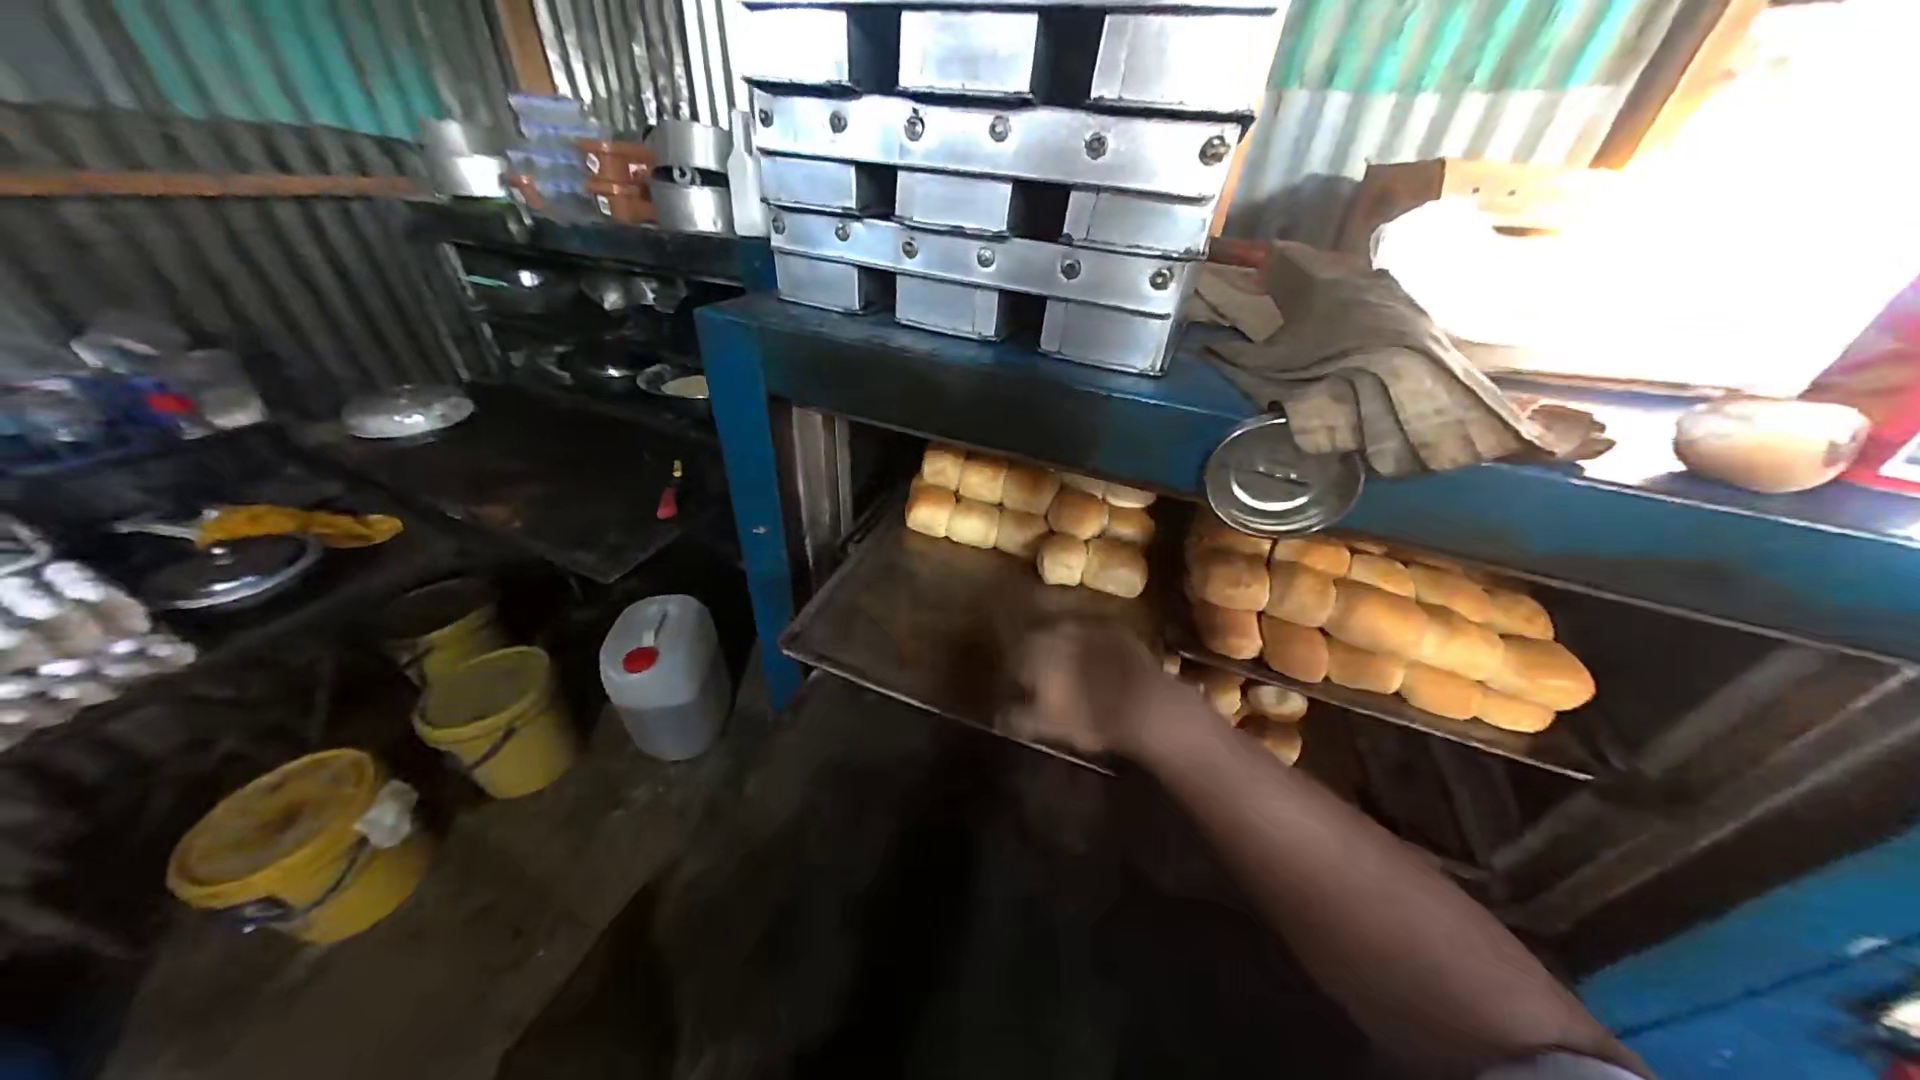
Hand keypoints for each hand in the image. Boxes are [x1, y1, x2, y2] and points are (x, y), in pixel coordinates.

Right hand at [999, 620, 1189, 760]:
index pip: (1014, 659)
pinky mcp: (1117, 629)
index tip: (1021, 690)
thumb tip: (998, 715)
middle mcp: (1058, 628)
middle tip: (1046, 680)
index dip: (1017, 676)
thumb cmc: (1090, 718)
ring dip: (1065, 649)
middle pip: (1039, 641)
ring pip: (1067, 635)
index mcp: (1035, 649)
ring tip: (1073, 672)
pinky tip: (1100, 665)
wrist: (1147, 706)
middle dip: (1038, 658)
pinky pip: (1096, 635)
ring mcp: (1090, 625)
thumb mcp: (1046, 725)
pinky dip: (1092, 647)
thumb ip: (1018, 717)